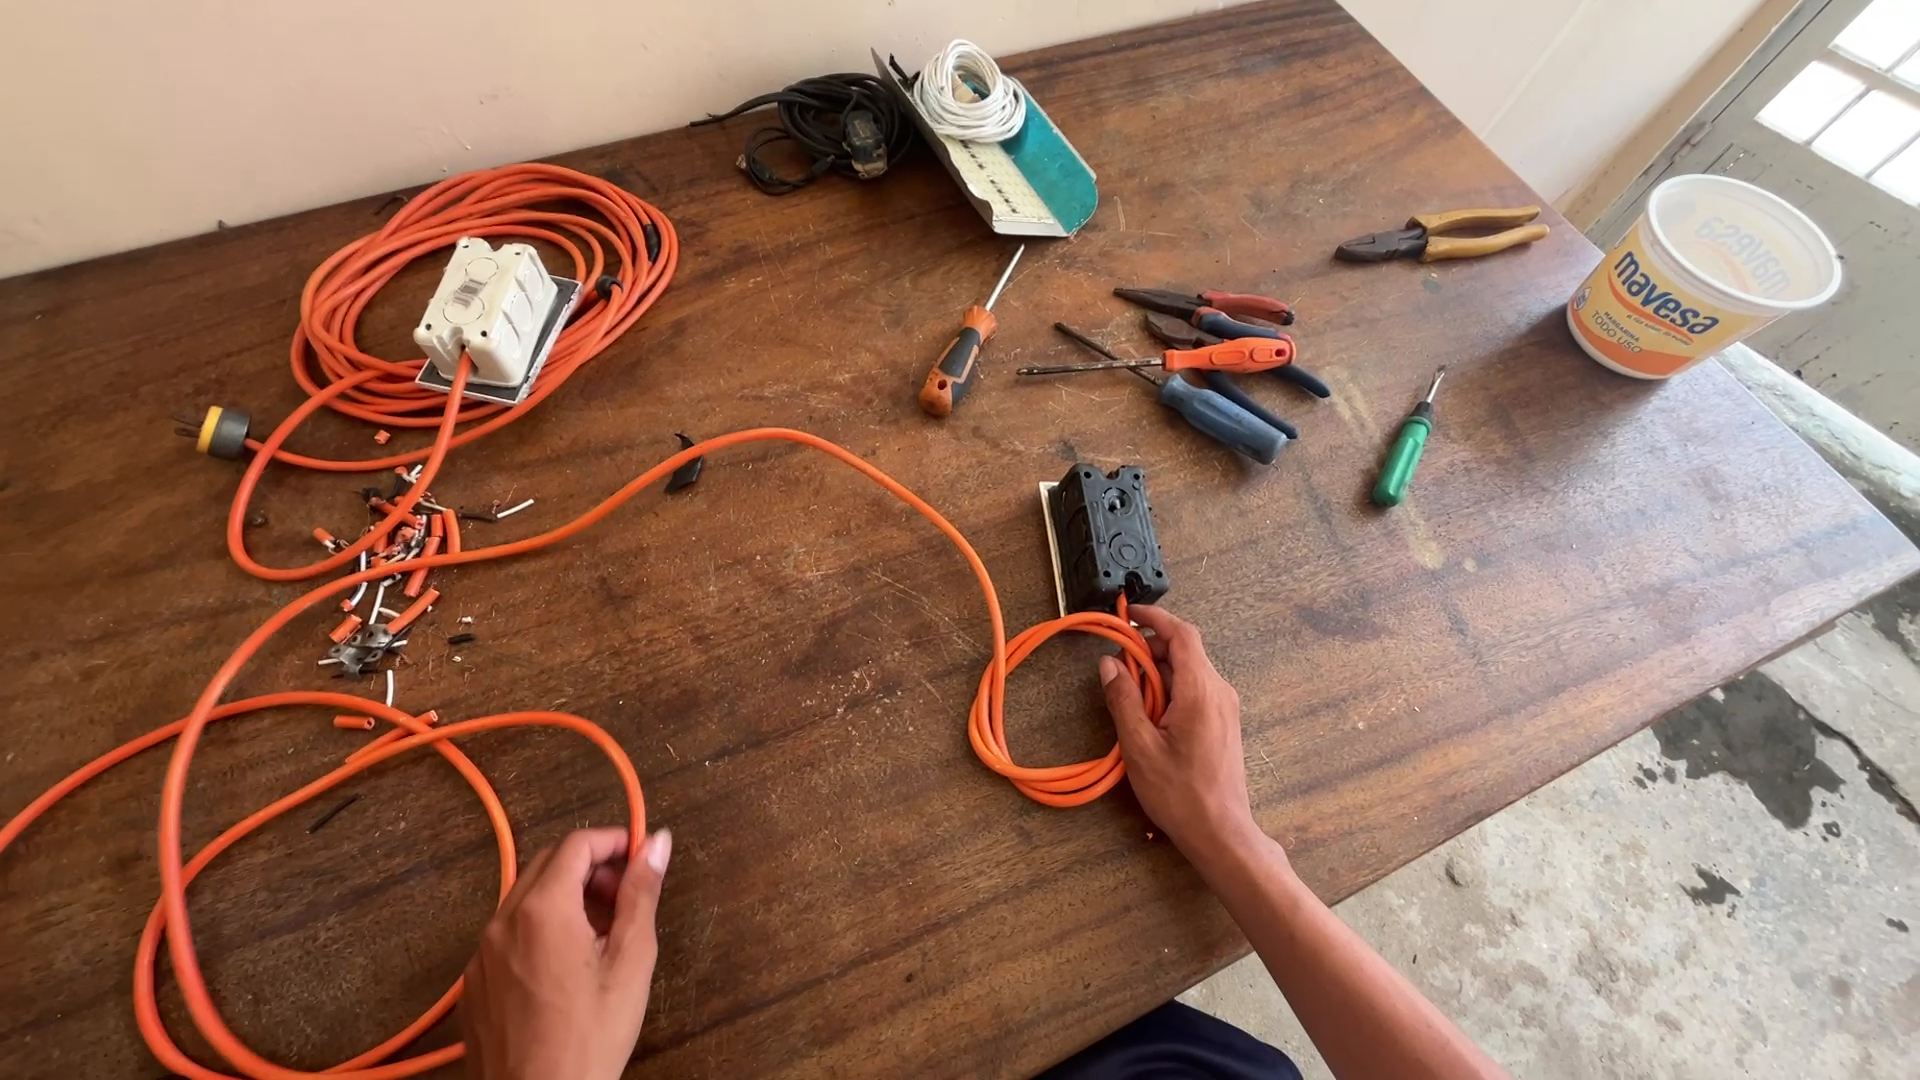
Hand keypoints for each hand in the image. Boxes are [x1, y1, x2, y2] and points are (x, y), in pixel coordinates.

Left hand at [462, 827, 672, 1079]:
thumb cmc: (592, 1034)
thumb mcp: (631, 958)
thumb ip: (642, 891)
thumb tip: (658, 840)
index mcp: (543, 909)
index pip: (578, 844)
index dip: (615, 841)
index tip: (642, 860)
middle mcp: (502, 922)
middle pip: (550, 863)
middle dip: (593, 866)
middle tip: (627, 895)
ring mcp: (481, 955)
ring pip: (528, 897)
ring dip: (568, 894)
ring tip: (604, 931)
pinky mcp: (474, 985)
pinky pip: (510, 932)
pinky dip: (542, 925)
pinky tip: (570, 964)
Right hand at [1100, 607, 1263, 868]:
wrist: (1221, 833)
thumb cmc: (1179, 793)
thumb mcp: (1140, 746)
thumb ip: (1124, 699)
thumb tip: (1110, 663)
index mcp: (1201, 691)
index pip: (1182, 635)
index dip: (1156, 617)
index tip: (1129, 614)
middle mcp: (1219, 691)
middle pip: (1184, 650)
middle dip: (1149, 649)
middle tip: (1119, 667)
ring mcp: (1225, 706)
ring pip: (1189, 669)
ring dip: (1158, 671)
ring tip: (1131, 694)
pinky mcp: (1224, 721)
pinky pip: (1196, 688)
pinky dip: (1171, 687)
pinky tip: (1151, 712)